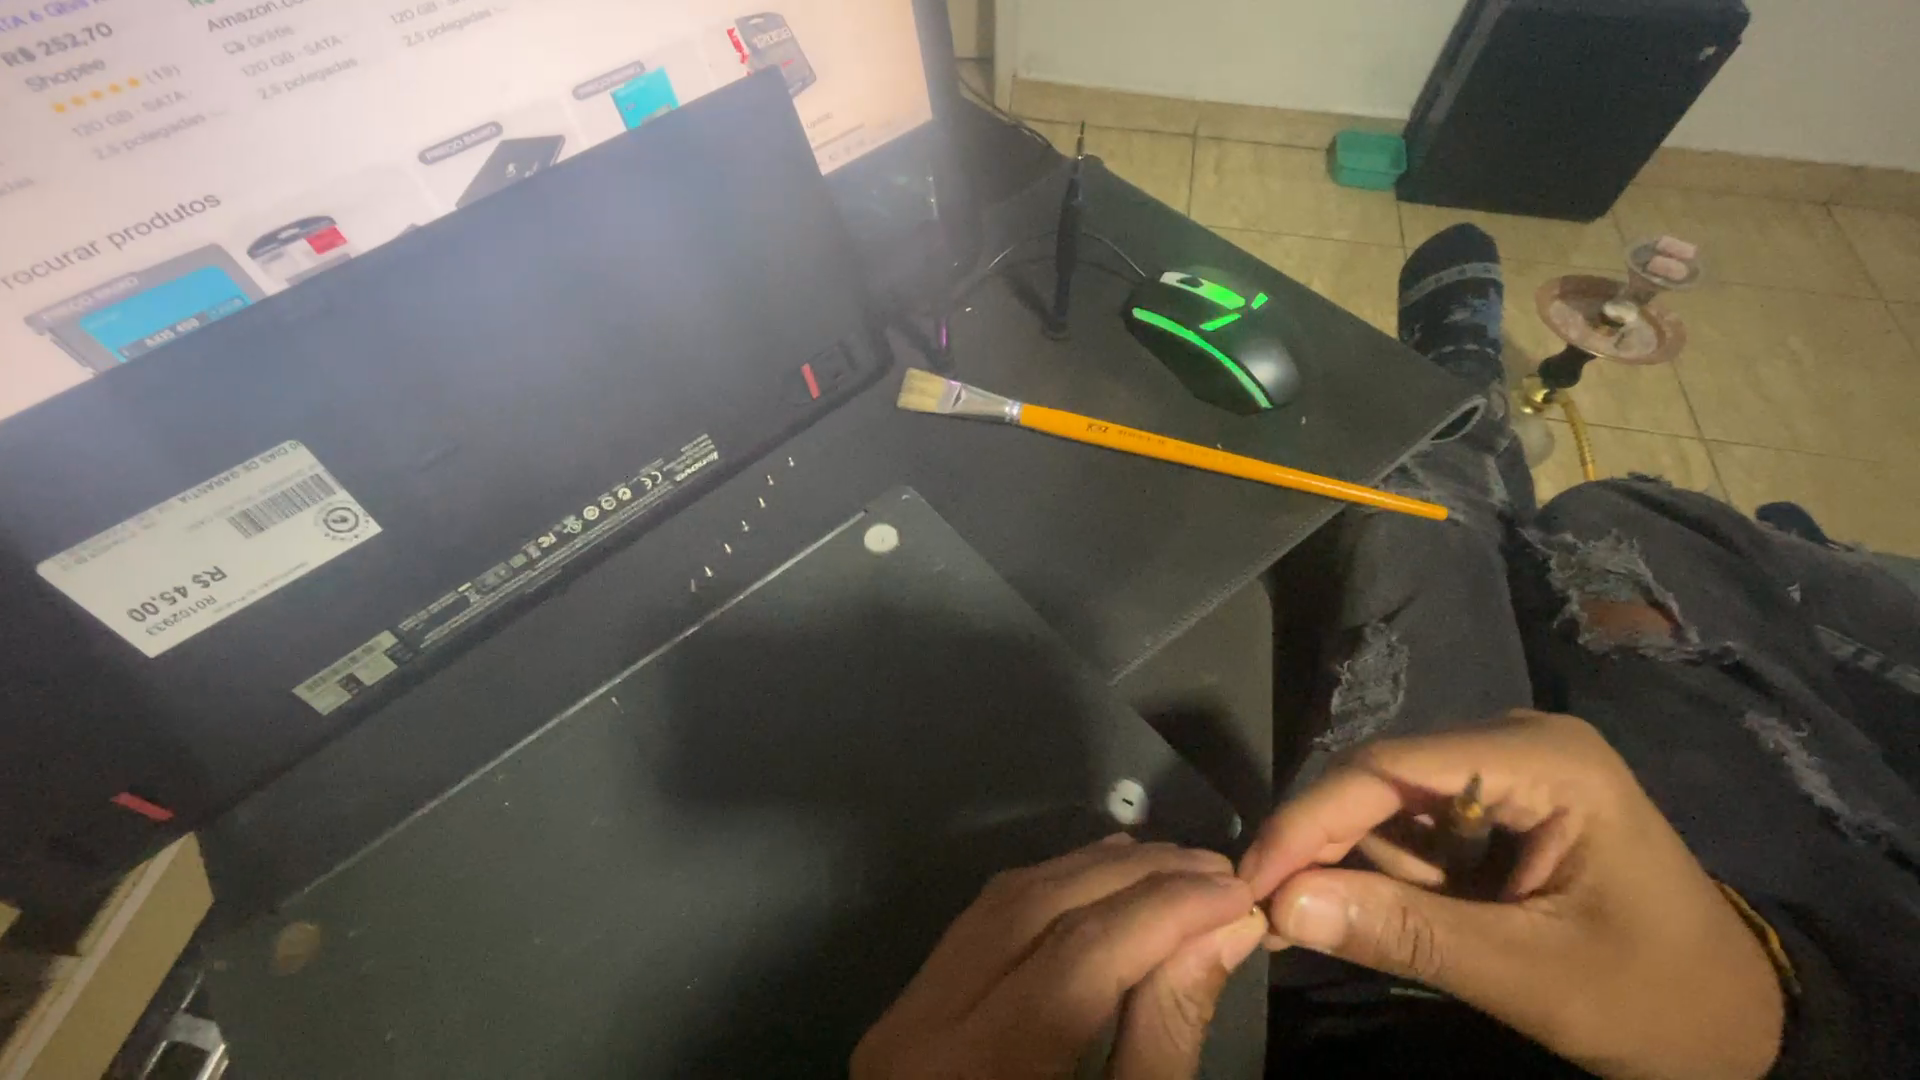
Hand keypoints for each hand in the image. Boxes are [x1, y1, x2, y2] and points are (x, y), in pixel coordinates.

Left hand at [853, 834, 1267, 1079]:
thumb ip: (1169, 1026)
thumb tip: (1226, 923)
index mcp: (976, 1071)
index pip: (1078, 955)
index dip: (1163, 911)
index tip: (1236, 889)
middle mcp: (921, 1025)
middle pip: (1039, 911)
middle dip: (1136, 879)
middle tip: (1213, 865)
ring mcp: (909, 1005)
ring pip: (1010, 899)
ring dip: (1096, 871)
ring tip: (1174, 863)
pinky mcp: (916, 994)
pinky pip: (989, 914)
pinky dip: (1052, 884)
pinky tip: (1103, 872)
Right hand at [1239, 710, 1783, 1079]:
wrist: (1746, 1025)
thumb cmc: (1659, 1002)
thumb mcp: (1531, 977)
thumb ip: (1403, 933)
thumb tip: (1282, 908)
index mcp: (1542, 760)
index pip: (1387, 770)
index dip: (1308, 822)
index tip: (1252, 881)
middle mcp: (1511, 739)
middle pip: (1376, 781)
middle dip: (1331, 852)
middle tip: (1281, 920)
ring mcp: (1501, 763)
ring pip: (1382, 804)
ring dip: (1373, 871)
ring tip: (1424, 934)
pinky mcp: (1491, 795)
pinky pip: (1407, 821)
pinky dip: (1395, 872)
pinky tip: (1428, 912)